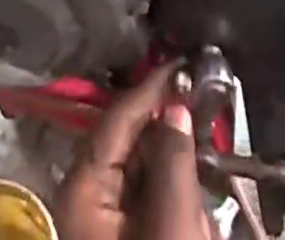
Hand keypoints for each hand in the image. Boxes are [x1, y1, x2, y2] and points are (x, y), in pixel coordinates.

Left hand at [53, 61, 212, 239]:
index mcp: (82, 189)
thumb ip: (173, 160)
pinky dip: (173, 185)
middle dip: (164, 117)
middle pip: (128, 140)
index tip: (181, 62)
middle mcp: (84, 197)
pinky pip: (147, 195)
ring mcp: (101, 219)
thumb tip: (177, 108)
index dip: (151, 87)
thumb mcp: (170, 224)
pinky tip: (195, 183)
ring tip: (202, 127)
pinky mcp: (120, 232)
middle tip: (198, 91)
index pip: (116, 119)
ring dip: (172, 153)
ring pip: (140, 166)